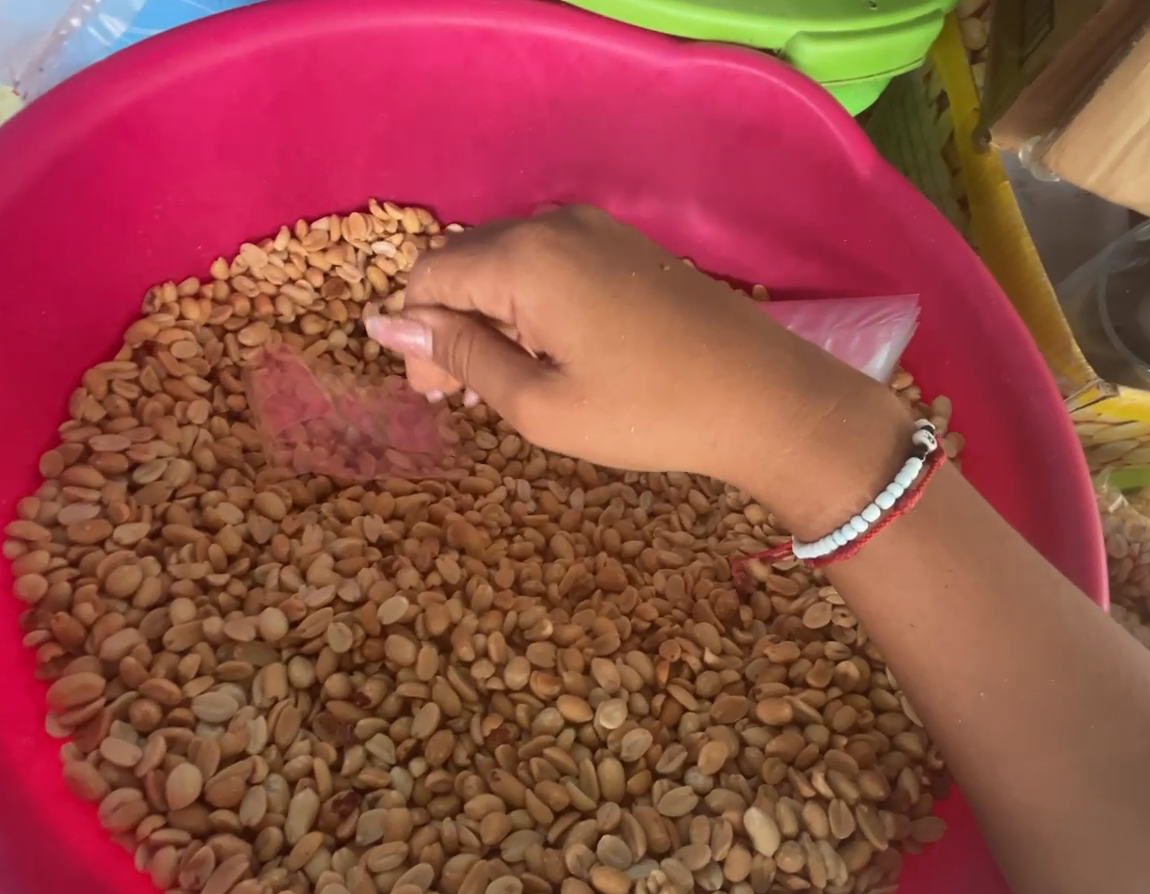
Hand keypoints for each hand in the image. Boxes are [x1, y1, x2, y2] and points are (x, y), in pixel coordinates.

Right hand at [365, 207, 910, 533]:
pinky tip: (547, 355)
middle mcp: (554, 224)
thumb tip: (388, 327)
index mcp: (526, 258)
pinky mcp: (625, 248)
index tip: (438, 394)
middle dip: (451, 326)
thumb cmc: (646, 413)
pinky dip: (530, 308)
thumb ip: (462, 357)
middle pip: (466, 263)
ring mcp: (596, 230)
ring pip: (508, 264)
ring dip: (490, 319)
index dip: (418, 335)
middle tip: (465, 395)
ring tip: (505, 383)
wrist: (762, 398)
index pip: (431, 275)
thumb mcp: (540, 404)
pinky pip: (550, 266)